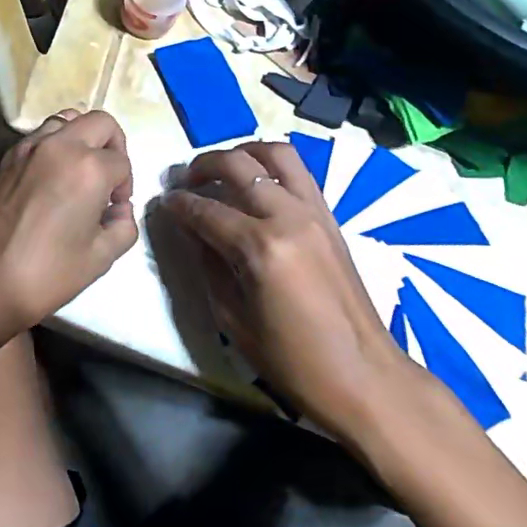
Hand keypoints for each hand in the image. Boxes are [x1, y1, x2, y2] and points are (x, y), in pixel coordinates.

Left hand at [0, 111, 136, 421]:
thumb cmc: (47, 273)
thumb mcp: (101, 258)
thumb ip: (123, 226)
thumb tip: (119, 209)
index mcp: (89, 168)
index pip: (122, 162)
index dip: (125, 185)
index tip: (116, 207)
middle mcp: (61, 146)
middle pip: (101, 123)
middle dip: (114, 146)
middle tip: (109, 178)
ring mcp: (30, 147)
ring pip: (68, 120)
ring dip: (82, 138)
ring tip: (80, 171)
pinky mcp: (8, 156)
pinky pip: (41, 135)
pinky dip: (56, 145)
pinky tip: (53, 178)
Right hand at [156, 141, 417, 439]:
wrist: (362, 372)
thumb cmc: (292, 360)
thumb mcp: (234, 320)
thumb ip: (209, 266)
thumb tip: (192, 231)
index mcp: (261, 248)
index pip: (207, 210)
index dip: (179, 204)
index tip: (164, 200)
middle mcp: (288, 216)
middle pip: (238, 165)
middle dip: (204, 165)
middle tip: (187, 180)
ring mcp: (314, 210)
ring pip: (275, 153)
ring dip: (243, 153)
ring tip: (224, 168)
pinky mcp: (330, 214)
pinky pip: (299, 171)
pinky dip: (272, 165)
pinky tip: (257, 181)